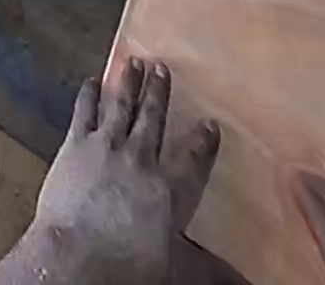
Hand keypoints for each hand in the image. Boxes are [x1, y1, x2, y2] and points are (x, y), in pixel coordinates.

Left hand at [30, 58, 221, 283]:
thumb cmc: (128, 265)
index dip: (202, 142)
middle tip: (162, 68)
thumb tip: (248, 283)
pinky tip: (91, 81)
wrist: (77, 253)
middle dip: (159, 93)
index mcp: (167, 191)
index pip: (192, 162)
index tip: (210, 122)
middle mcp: (140, 160)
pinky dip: (89, 94)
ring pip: (121, 106)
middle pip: (152, 120)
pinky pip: (85, 111)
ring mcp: (106, 146)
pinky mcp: (77, 142)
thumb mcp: (177, 270)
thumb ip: (211, 270)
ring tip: (134, 62)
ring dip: (128, 83)